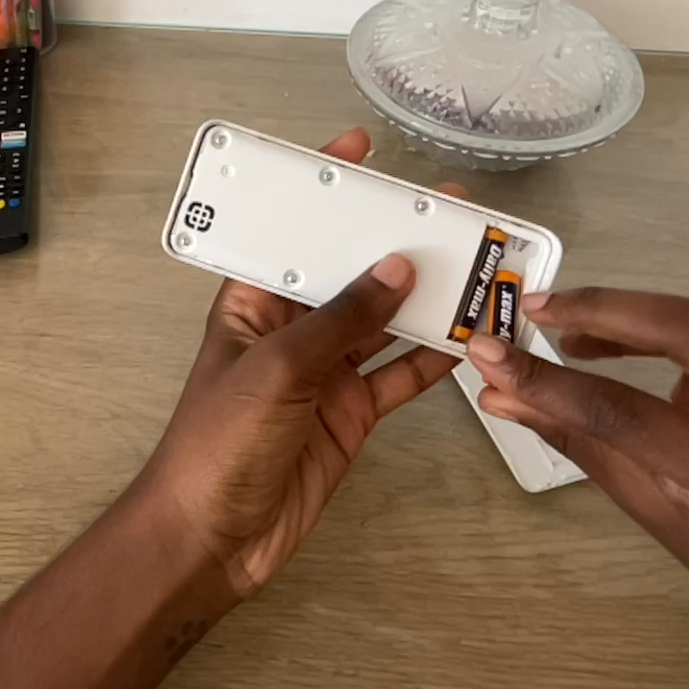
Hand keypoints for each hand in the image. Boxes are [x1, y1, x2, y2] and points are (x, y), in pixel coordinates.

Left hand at [136, 128, 461, 597]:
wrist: (214, 538)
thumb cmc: (219, 442)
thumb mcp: (276, 369)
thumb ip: (339, 320)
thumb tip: (396, 269)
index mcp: (252, 301)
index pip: (288, 230)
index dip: (320, 190)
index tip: (358, 150)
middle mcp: (290, 328)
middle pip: (347, 272)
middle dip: (390, 240)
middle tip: (445, 209)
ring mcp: (324, 370)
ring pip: (381, 320)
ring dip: (423, 296)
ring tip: (474, 262)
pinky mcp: (350, 411)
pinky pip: (398, 373)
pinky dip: (432, 355)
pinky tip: (469, 333)